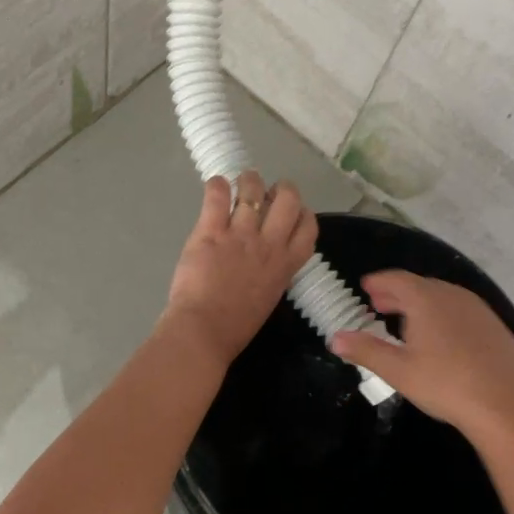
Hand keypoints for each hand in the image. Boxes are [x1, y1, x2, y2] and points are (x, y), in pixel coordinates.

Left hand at [163, 171, 316, 366]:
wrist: (204, 331)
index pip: (308, 226)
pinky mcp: (210, 231)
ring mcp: (240, 235)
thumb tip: (266, 262)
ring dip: (248, 181)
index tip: (291, 213)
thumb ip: (272, 275)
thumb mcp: (268, 299)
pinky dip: (217, 185)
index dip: (302, 213)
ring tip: (240, 185)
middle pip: (288, 199)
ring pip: (253, 189)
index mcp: (286, 265)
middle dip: (280, 189)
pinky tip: (216, 188)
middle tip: (266, 194)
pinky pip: (217, 195)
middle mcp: (268, 244)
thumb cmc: (235, 327)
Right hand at [330, 270, 513, 436]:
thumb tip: (335, 338)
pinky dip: (442, 316)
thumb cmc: (445, 384)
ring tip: (406, 322)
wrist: (506, 404)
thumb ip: (365, 351)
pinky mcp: (494, 327)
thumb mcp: (398, 370)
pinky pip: (460, 312)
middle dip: (398, 293)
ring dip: (421, 305)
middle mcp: (453, 296)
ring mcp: (478, 310)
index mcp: (427, 300)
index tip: (366, 286)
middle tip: (380, 304)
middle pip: (421, 286)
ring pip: (443, 298)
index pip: (397, 279)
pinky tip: (440, 338)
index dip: (379, 281)